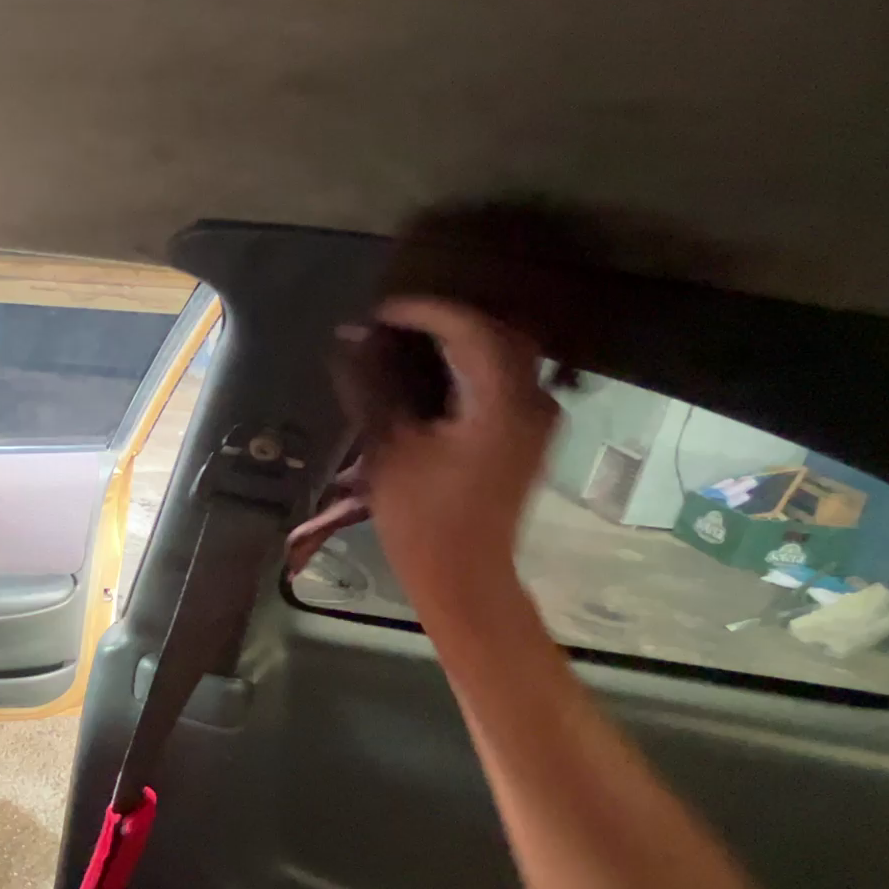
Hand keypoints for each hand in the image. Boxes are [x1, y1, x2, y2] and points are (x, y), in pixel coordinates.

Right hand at [355, 298, 558, 606]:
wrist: (464, 576)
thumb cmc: (421, 520)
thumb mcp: (387, 451)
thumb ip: (371, 389)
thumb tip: (349, 340)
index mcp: (500, 405)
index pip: (469, 330)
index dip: (422, 313)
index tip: (379, 312)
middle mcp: (533, 402)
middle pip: (498, 333)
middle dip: (447, 320)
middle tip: (395, 324)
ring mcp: (538, 419)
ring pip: (506, 353)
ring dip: (461, 341)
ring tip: (408, 343)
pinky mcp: (529, 435)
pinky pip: (506, 379)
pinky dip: (471, 365)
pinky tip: (433, 375)